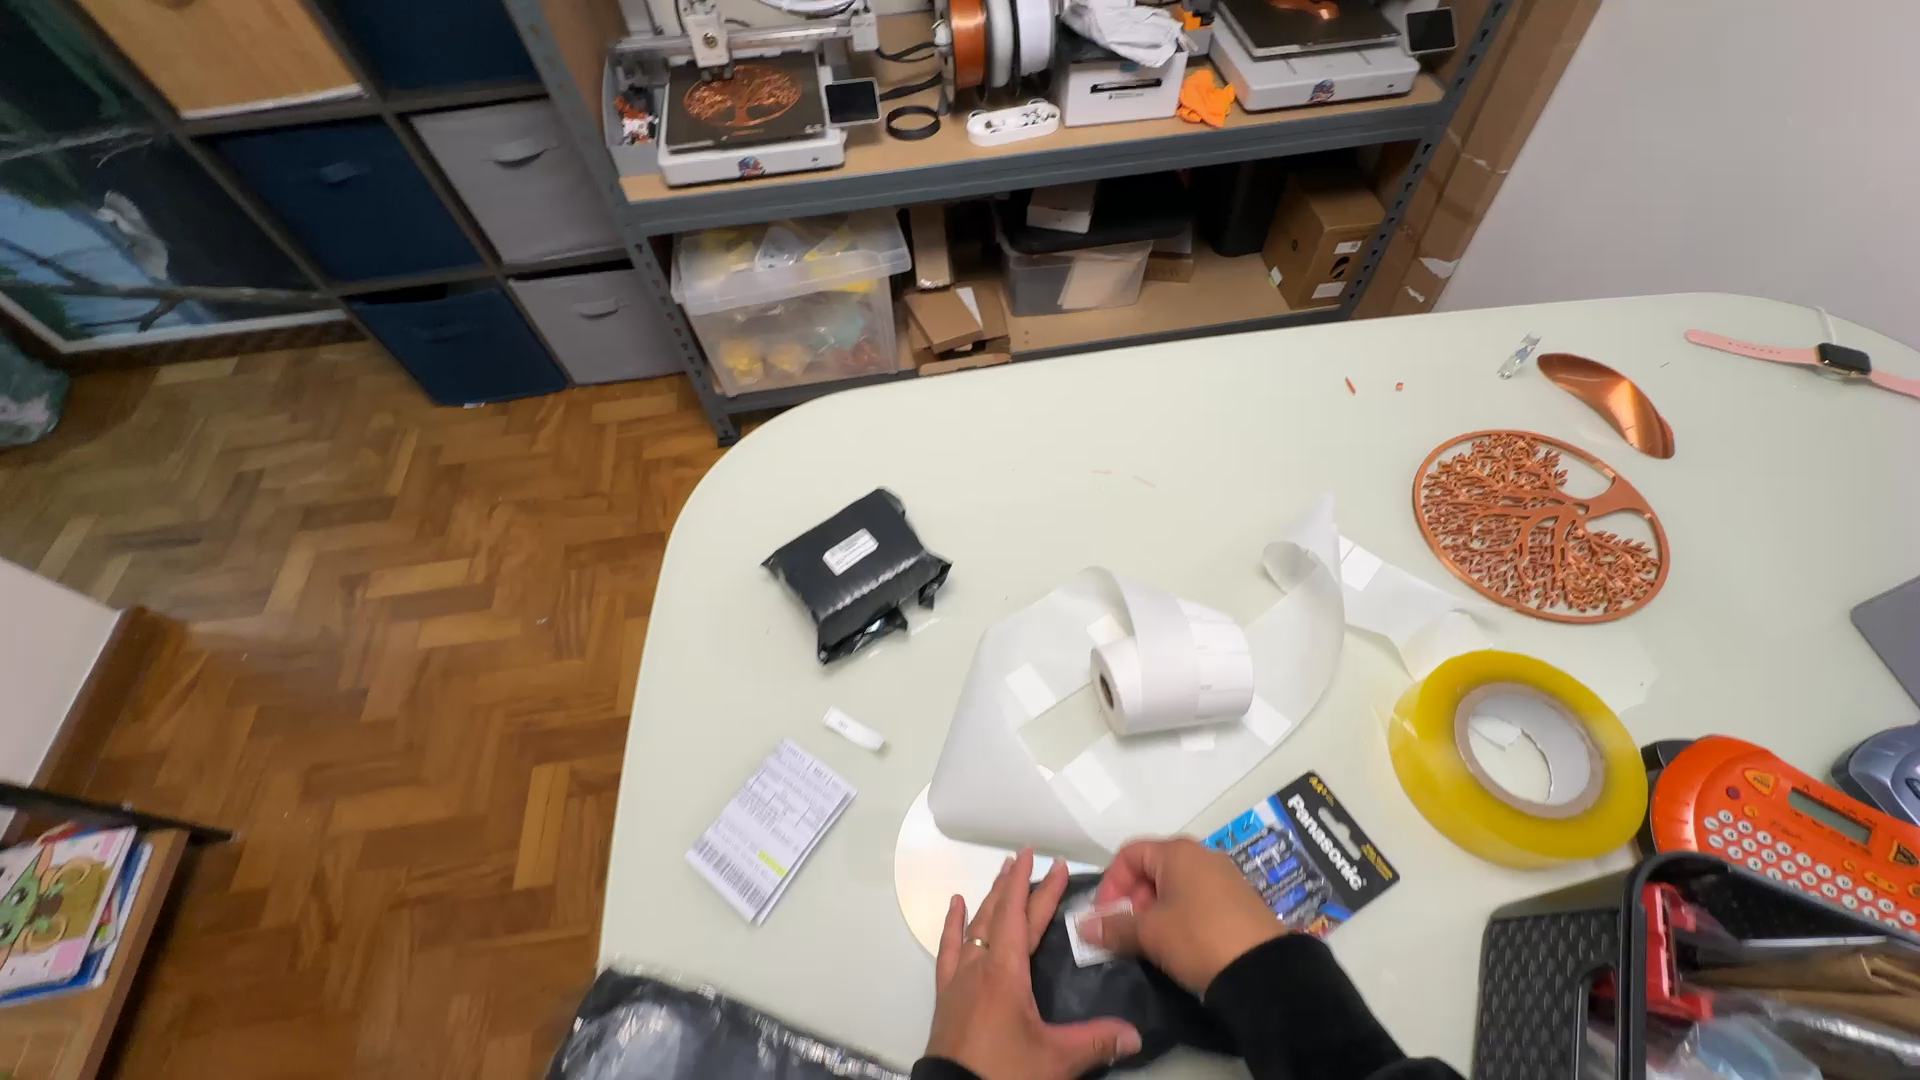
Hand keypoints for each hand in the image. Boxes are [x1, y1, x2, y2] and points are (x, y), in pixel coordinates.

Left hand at [926, 848, 1142, 1078]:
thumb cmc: (1004, 1073)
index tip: (1054, 863)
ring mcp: (959, 975)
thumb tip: (1136, 1033)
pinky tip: (956, 904)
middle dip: (1018, 884)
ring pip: (977, 922)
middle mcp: (980, 963)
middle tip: (1030, 856)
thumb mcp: (1056, 1060)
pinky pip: (948, 946)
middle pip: (1002, 913)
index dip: (1041, 888)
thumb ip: (1096, 1042)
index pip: (1025, 916)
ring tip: (1003, 871)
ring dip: (991, 895)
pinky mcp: (945, 992)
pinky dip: (953, 922)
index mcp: (1006, 970)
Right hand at [1084, 836, 1283, 994]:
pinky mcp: (1239, 900)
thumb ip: (1115, 926)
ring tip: (1150, 941)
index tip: (1105, 916)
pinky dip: (1180, 915)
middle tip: (1126, 930)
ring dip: (1154, 910)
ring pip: (1175, 885)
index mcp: (1177, 851)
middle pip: (1152, 868)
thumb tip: (1084, 925)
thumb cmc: (1198, 937)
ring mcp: (1224, 876)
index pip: (1129, 854)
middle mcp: (1201, 854)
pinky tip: (1179, 943)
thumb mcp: (1151, 933)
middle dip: (1132, 899)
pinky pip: (1197, 898)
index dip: (1111, 883)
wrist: (1265, 971)